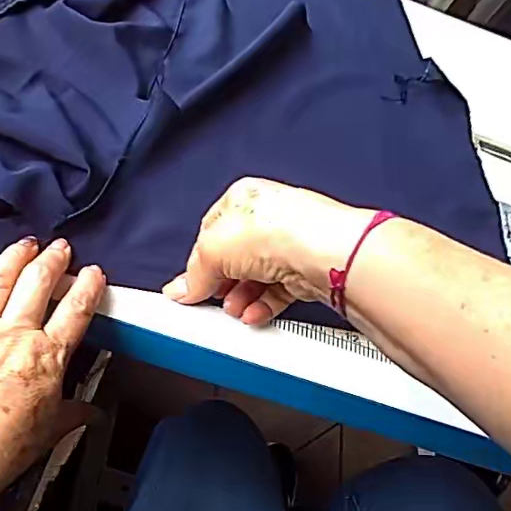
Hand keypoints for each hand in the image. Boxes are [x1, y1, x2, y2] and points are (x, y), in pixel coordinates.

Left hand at [0, 237, 106, 510]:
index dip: (87, 287)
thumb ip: (71, 414)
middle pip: (37, 283)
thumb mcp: (49, 432)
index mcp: (45, 357)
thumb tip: (87, 414)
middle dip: (51, 260)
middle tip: (57, 250)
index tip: (91, 275)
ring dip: (10, 258)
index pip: (75, 311)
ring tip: (20, 246)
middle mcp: (11, 336)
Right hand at [161, 177, 378, 324]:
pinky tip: (254, 313)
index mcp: (242, 197)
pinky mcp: (309, 266)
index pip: (208, 236)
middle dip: (221, 284)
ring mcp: (290, 241)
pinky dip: (263, 304)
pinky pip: (278, 290)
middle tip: (212, 299)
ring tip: (235, 309)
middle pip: (232, 259)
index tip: (190, 287)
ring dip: (241, 298)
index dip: (197, 264)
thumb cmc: (280, 232)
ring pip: (255, 277)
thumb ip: (192, 274)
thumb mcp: (211, 251)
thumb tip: (181, 290)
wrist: (329, 252)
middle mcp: (268, 216)